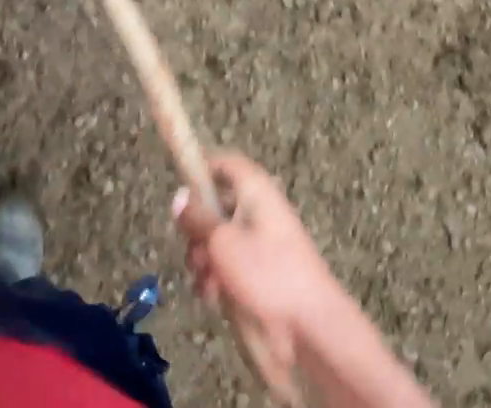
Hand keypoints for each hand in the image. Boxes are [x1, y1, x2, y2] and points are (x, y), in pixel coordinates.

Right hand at [174, 153, 342, 382]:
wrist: (312, 327)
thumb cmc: (269, 274)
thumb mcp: (224, 242)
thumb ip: (198, 218)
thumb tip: (179, 195)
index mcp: (256, 192)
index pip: (225, 163)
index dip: (201, 168)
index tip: (180, 187)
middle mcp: (259, 211)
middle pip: (216, 205)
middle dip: (197, 230)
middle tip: (194, 249)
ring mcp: (262, 242)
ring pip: (219, 239)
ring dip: (205, 259)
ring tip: (205, 282)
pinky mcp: (263, 271)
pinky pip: (230, 264)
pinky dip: (218, 277)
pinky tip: (213, 297)